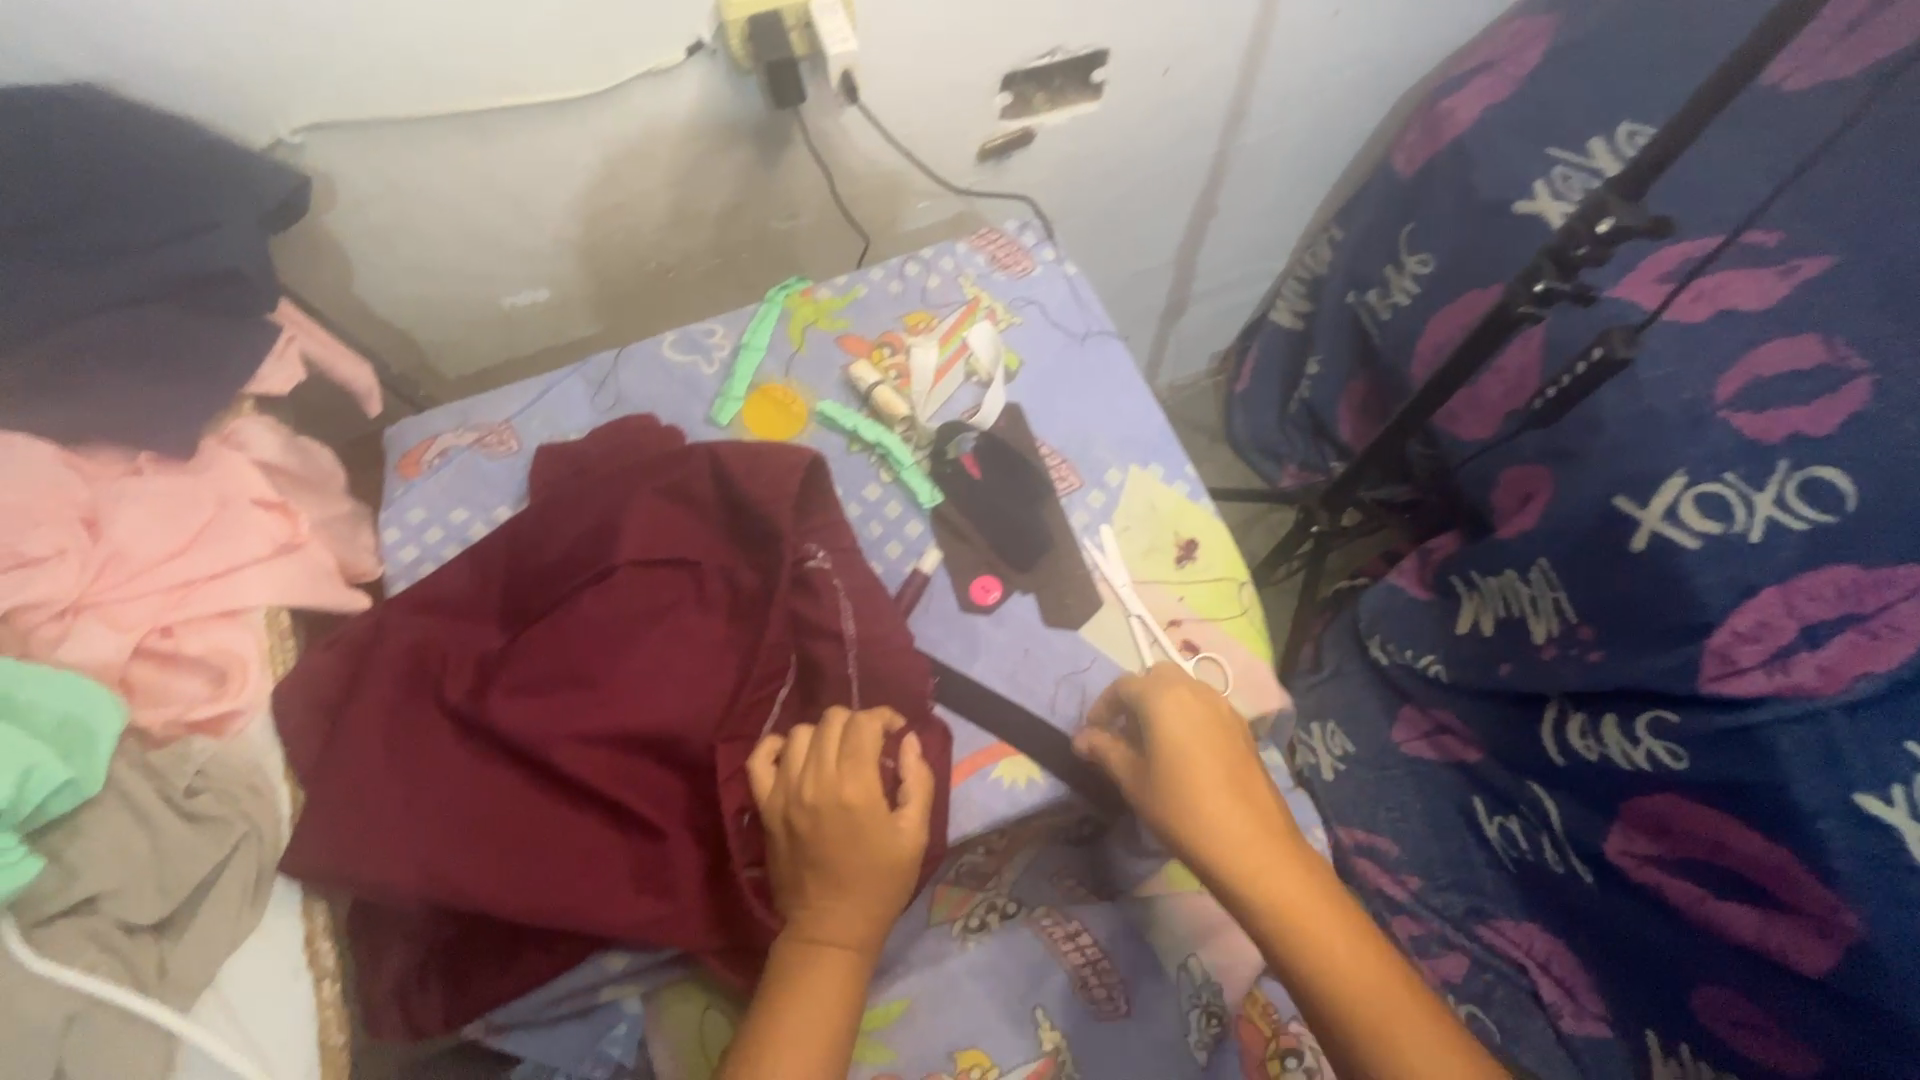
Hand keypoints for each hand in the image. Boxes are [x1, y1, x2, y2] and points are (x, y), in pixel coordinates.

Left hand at [747, 706, 933, 957]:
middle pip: (832, 720)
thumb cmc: (880, 883)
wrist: (831, 928)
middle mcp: (816, 780)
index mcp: (856, 785)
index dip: (885, 717)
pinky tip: (794, 755)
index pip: (864, 722)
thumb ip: (918, 780)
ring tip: (837, 754)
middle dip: (857, 723)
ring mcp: (784, 792)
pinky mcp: (765, 806)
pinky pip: (759, 757)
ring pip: (799, 732)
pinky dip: (776, 746)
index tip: (896, 733)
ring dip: (823, 735)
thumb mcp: (916, 834)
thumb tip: (909, 741)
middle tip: (871, 745)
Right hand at [1073, 664, 1306, 882]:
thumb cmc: (1180, 808)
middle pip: (1157, 677)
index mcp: (1163, 696)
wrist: (1250, 843)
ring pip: (1185, 690)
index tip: (1093, 734)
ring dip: (1162, 705)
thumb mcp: (1132, 779)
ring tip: (1152, 745)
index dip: (1103, 707)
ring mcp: (1224, 707)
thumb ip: (1104, 750)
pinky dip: (1188, 717)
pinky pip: (1206, 708)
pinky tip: (1184, 755)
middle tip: (1124, 733)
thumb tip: (1081, 738)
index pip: (1123, 686)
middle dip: (1136, 698)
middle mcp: (1195, 690)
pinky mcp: (1242, 728)